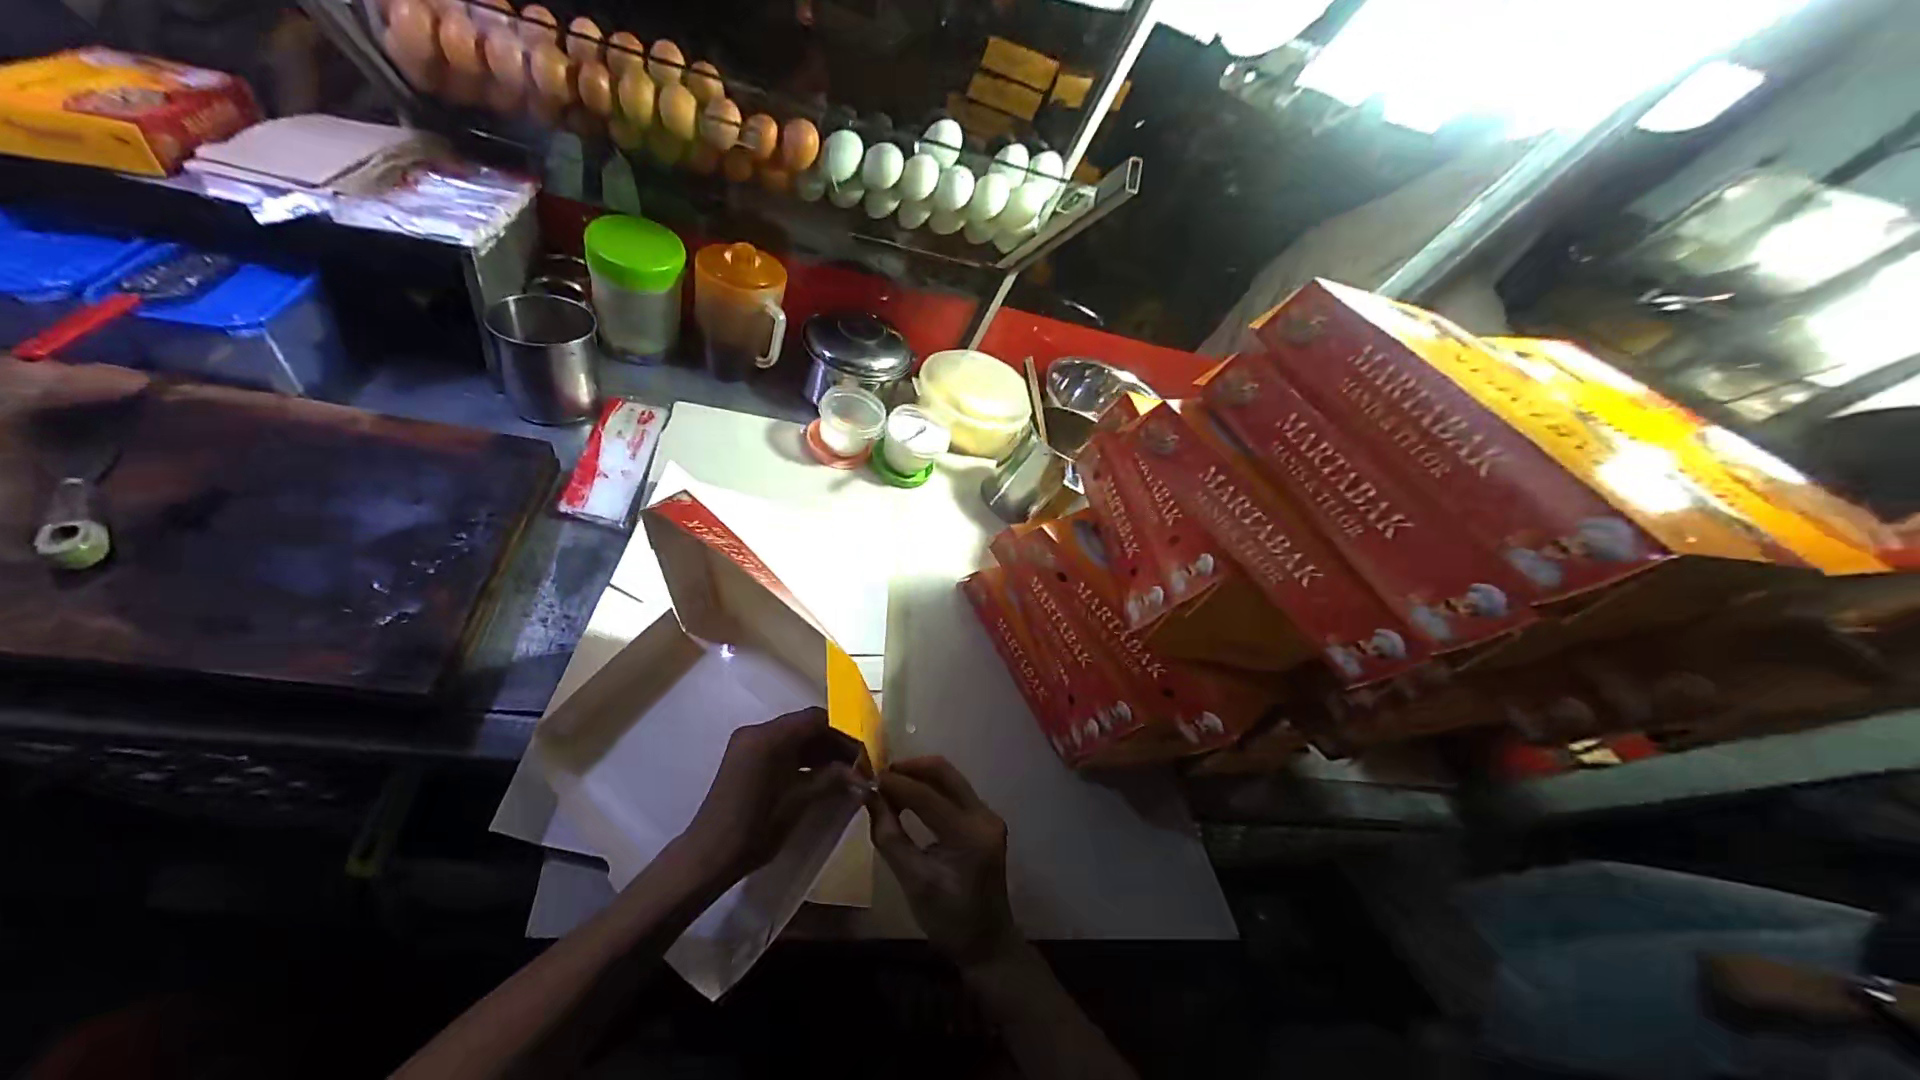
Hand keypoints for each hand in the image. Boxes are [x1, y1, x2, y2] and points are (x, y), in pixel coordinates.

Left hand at [679, 707, 862, 884]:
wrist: (709, 856)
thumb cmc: (756, 829)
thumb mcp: (799, 802)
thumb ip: (831, 779)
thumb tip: (861, 773)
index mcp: (769, 737)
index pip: (816, 720)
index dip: (844, 733)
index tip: (864, 752)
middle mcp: (757, 732)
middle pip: (804, 726)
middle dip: (833, 742)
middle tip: (858, 764)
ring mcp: (748, 745)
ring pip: (793, 737)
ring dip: (819, 751)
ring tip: (845, 772)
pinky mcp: (744, 759)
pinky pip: (780, 748)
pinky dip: (801, 758)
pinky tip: (821, 776)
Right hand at [869, 756, 1019, 966]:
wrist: (988, 944)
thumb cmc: (949, 921)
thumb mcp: (913, 883)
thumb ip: (890, 837)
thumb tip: (869, 798)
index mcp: (969, 834)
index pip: (926, 795)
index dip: (895, 783)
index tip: (867, 778)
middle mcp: (984, 816)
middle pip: (944, 772)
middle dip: (909, 768)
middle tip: (880, 777)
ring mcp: (988, 816)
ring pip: (950, 778)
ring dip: (919, 776)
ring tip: (889, 787)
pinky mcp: (984, 820)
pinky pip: (955, 792)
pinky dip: (930, 788)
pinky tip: (908, 799)